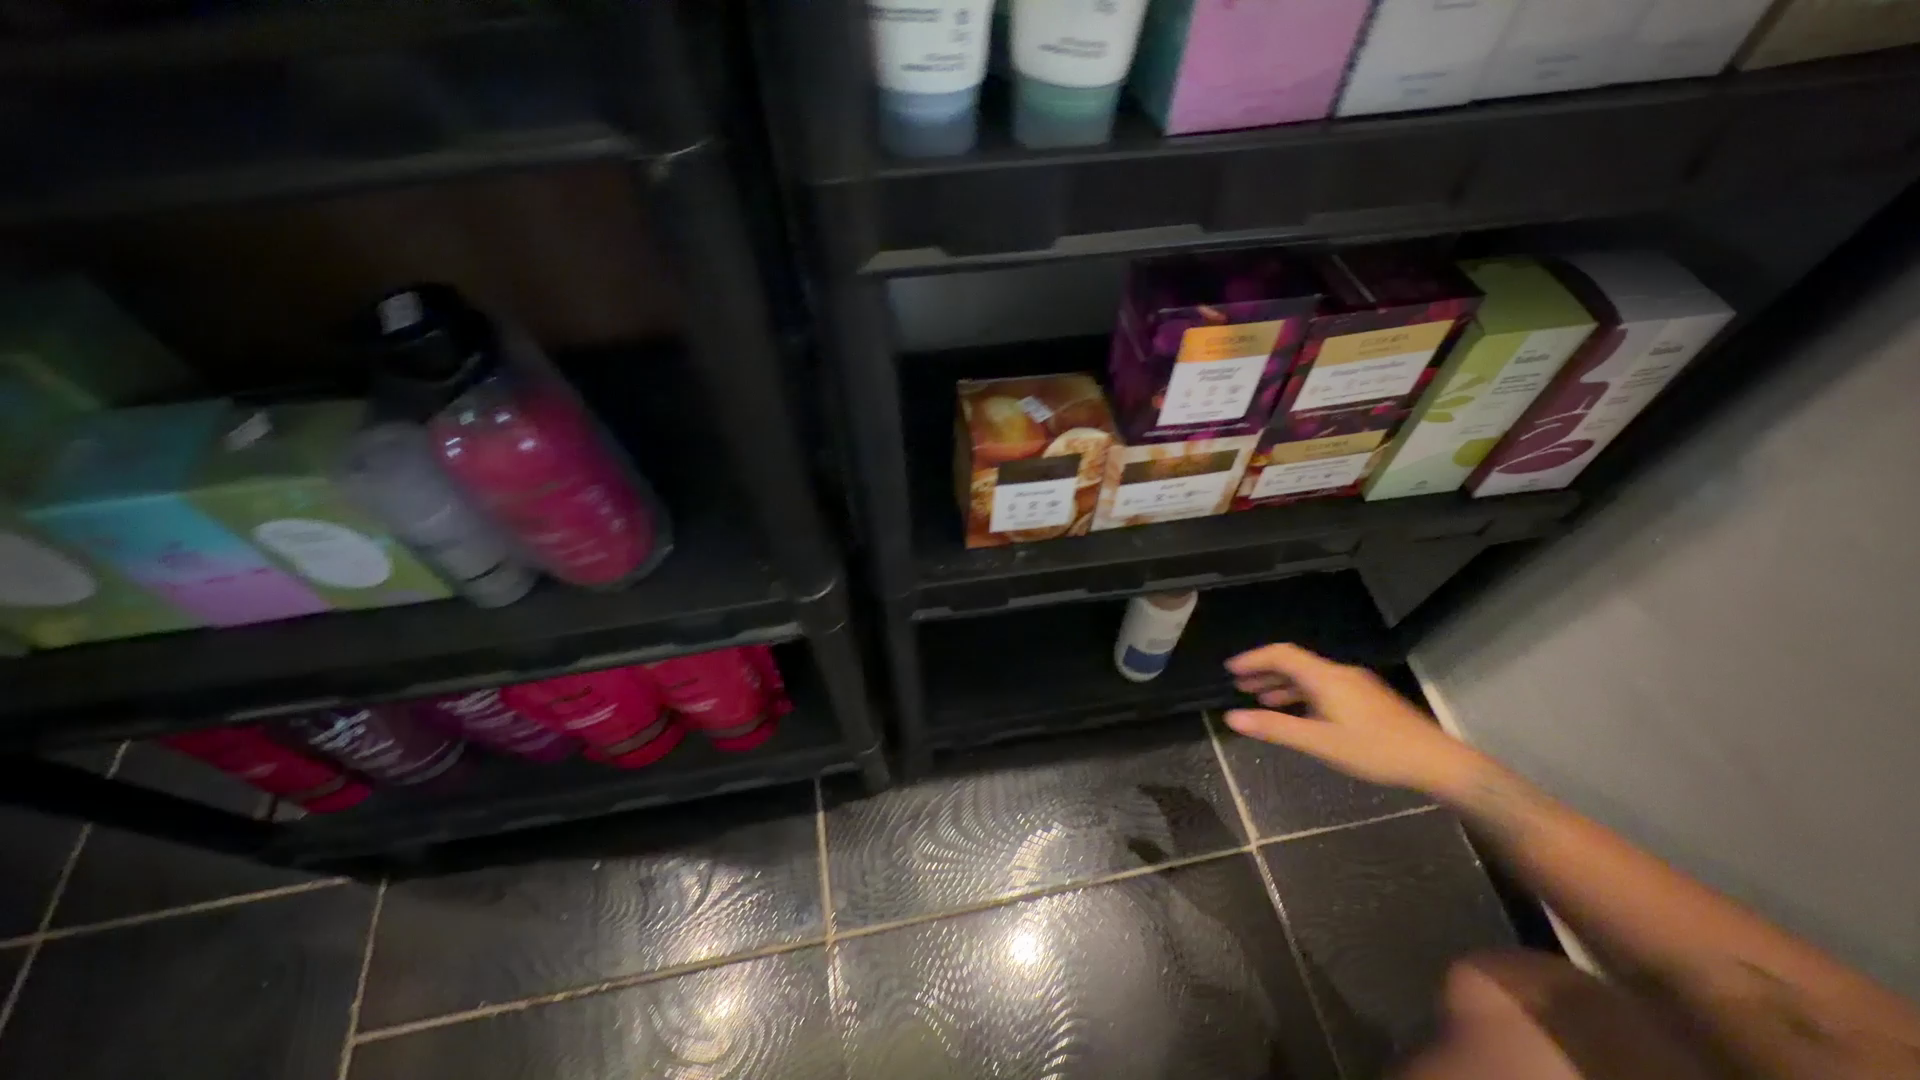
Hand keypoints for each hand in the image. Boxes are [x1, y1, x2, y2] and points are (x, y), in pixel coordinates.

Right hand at [1223, 643, 1486, 796]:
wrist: (1434, 761)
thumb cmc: (1374, 750)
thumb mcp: (1319, 742)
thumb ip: (1275, 728)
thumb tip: (1231, 718)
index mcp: (1326, 678)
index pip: (1282, 655)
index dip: (1254, 659)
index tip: (1231, 669)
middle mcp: (1339, 674)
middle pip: (1295, 663)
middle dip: (1265, 672)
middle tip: (1240, 685)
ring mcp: (1355, 686)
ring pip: (1310, 677)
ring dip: (1283, 685)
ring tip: (1261, 699)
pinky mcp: (1366, 699)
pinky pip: (1324, 687)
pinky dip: (1302, 695)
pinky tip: (1298, 713)